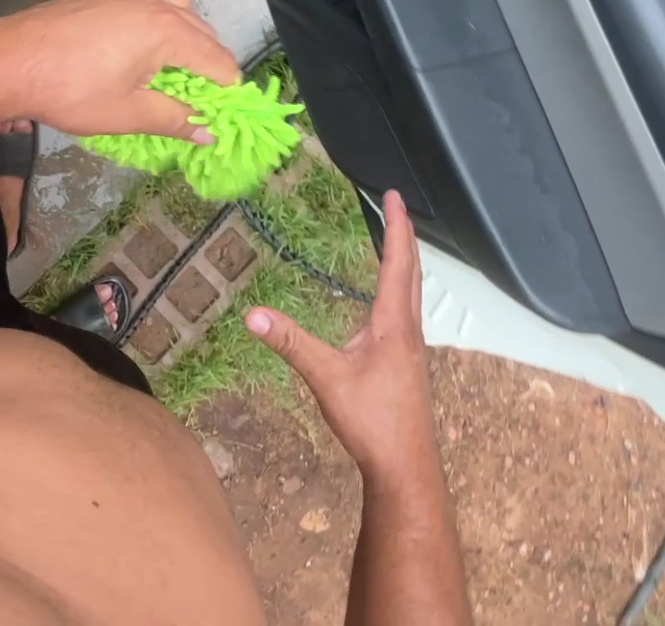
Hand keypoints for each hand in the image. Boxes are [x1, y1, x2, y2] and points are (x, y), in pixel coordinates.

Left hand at [0, 0, 240, 139]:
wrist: (10, 61)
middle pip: (204, 32)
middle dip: (211, 65)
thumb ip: (174, 120)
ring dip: (189, 37)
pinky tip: (142, 47)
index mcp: (167, 33)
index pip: (218, 60)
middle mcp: (154, 6)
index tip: (225, 114)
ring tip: (177, 69)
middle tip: (202, 99)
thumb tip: (208, 133)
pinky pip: (151, 2)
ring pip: (179, 9)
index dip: (228, 90)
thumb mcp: (127, 113)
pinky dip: (162, 22)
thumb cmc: (70, 91)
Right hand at [247, 191, 436, 479]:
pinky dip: (400, 286)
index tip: (395, 195)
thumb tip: (252, 314)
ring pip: (413, 291)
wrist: (405, 469)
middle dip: (405, 235)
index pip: (398, 263)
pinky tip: (385, 301)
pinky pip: (406, 310)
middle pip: (412, 271)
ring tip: (395, 240)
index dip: (397, 227)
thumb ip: (292, 344)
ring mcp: (411, 347)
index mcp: (394, 323)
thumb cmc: (373, 422)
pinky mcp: (407, 362)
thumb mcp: (326, 379)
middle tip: (396, 206)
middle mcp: (409, 329)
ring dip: (405, 261)